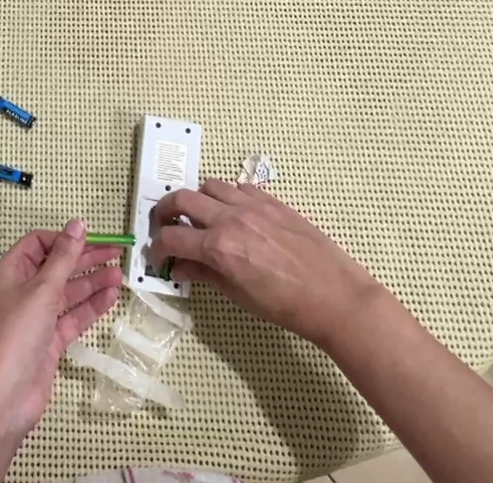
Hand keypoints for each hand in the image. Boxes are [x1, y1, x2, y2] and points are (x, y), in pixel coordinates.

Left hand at [0, 222, 121, 482]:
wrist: (4, 395)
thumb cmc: (17, 332)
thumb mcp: (42, 289)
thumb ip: (64, 257)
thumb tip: (78, 223)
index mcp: (11, 272)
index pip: (38, 244)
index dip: (63, 239)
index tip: (90, 238)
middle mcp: (22, 291)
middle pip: (56, 267)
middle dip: (84, 259)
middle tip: (116, 252)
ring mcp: (36, 318)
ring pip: (67, 292)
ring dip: (92, 282)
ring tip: (120, 274)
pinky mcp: (49, 341)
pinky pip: (73, 317)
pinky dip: (91, 306)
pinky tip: (111, 297)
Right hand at [151, 179, 381, 347]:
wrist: (335, 297)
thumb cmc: (287, 306)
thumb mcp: (239, 296)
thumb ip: (205, 274)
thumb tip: (179, 267)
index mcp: (219, 247)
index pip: (171, 238)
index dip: (157, 247)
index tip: (157, 255)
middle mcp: (230, 218)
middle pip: (181, 199)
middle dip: (165, 211)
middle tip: (165, 225)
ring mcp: (252, 205)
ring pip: (209, 186)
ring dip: (197, 200)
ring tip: (200, 217)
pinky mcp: (272, 201)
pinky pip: (239, 187)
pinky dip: (227, 196)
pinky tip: (233, 214)